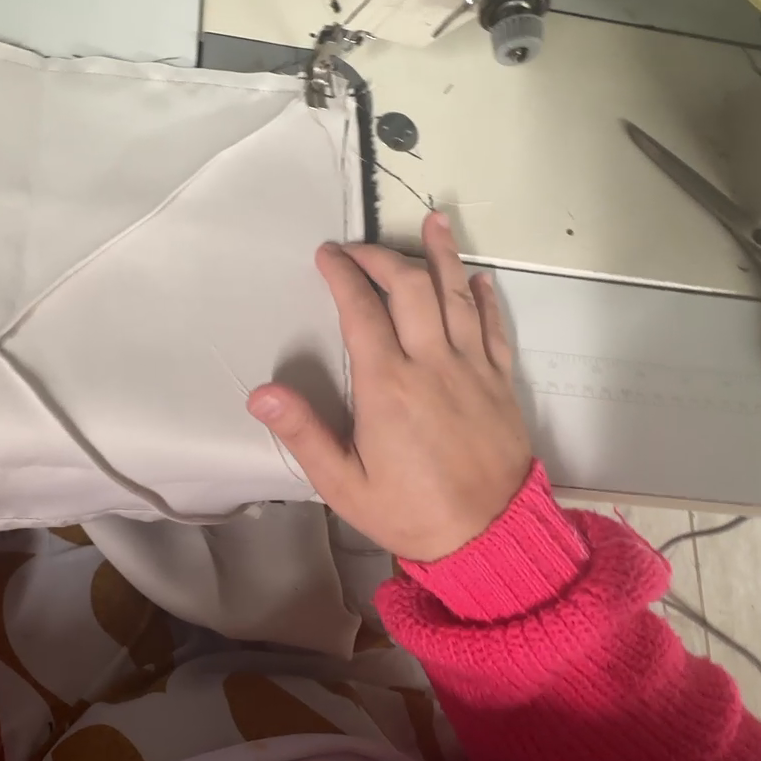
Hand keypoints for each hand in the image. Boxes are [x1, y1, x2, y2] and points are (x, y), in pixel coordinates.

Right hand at [247, 212, 531, 561]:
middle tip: (357, 248)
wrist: (491, 540)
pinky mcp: (500, 382)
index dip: (342, 274)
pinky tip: (475, 277)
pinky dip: (484, 297)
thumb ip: (302, 433)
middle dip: (381, 258)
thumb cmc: (408, 512)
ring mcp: (472, 369)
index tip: (325, 254)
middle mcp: (432, 364)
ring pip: (456, 295)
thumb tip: (260, 393)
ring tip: (434, 220)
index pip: (361, 310)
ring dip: (442, 255)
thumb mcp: (342, 483)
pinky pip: (494, 327)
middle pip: (409, 288)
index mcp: (388, 385)